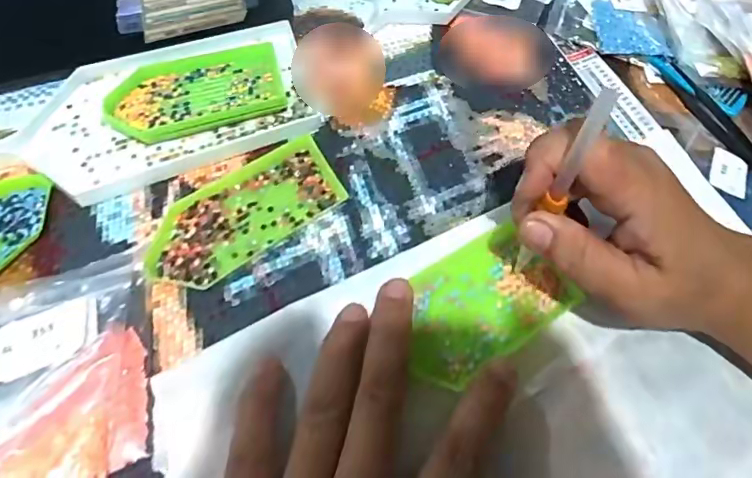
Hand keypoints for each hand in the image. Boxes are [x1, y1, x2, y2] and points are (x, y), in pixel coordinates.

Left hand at [225, 278, 516, 477]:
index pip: (454, 466)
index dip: (481, 412)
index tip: (503, 365)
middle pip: (378, 410)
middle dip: (391, 347)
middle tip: (398, 289)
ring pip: (322, 416)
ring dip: (338, 359)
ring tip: (350, 310)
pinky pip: (247, 458)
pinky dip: (256, 410)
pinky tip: (267, 364)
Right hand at [510, 126, 751, 334]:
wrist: (730, 279)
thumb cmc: (681, 288)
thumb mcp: (628, 290)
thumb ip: (578, 257)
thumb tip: (527, 225)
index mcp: (633, 181)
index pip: (575, 144)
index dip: (540, 168)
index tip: (528, 214)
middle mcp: (630, 156)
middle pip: (567, 138)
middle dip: (537, 173)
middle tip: (533, 221)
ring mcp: (629, 156)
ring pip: (570, 145)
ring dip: (548, 179)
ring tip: (550, 225)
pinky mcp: (627, 165)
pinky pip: (582, 159)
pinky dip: (564, 183)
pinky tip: (572, 220)